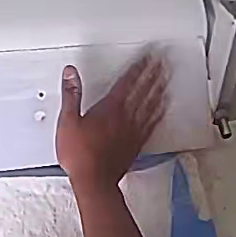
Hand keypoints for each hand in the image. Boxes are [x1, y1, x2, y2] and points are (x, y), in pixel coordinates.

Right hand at [55, 53, 170, 190]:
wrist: (94, 181)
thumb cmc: (80, 156)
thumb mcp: (68, 122)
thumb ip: (71, 95)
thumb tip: (70, 73)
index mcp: (109, 109)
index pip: (127, 81)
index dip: (138, 66)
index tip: (148, 55)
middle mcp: (125, 117)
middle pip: (143, 89)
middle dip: (153, 73)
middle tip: (164, 60)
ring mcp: (133, 130)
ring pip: (151, 104)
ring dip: (160, 88)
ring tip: (168, 77)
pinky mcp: (136, 143)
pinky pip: (152, 123)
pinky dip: (159, 112)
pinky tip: (163, 106)